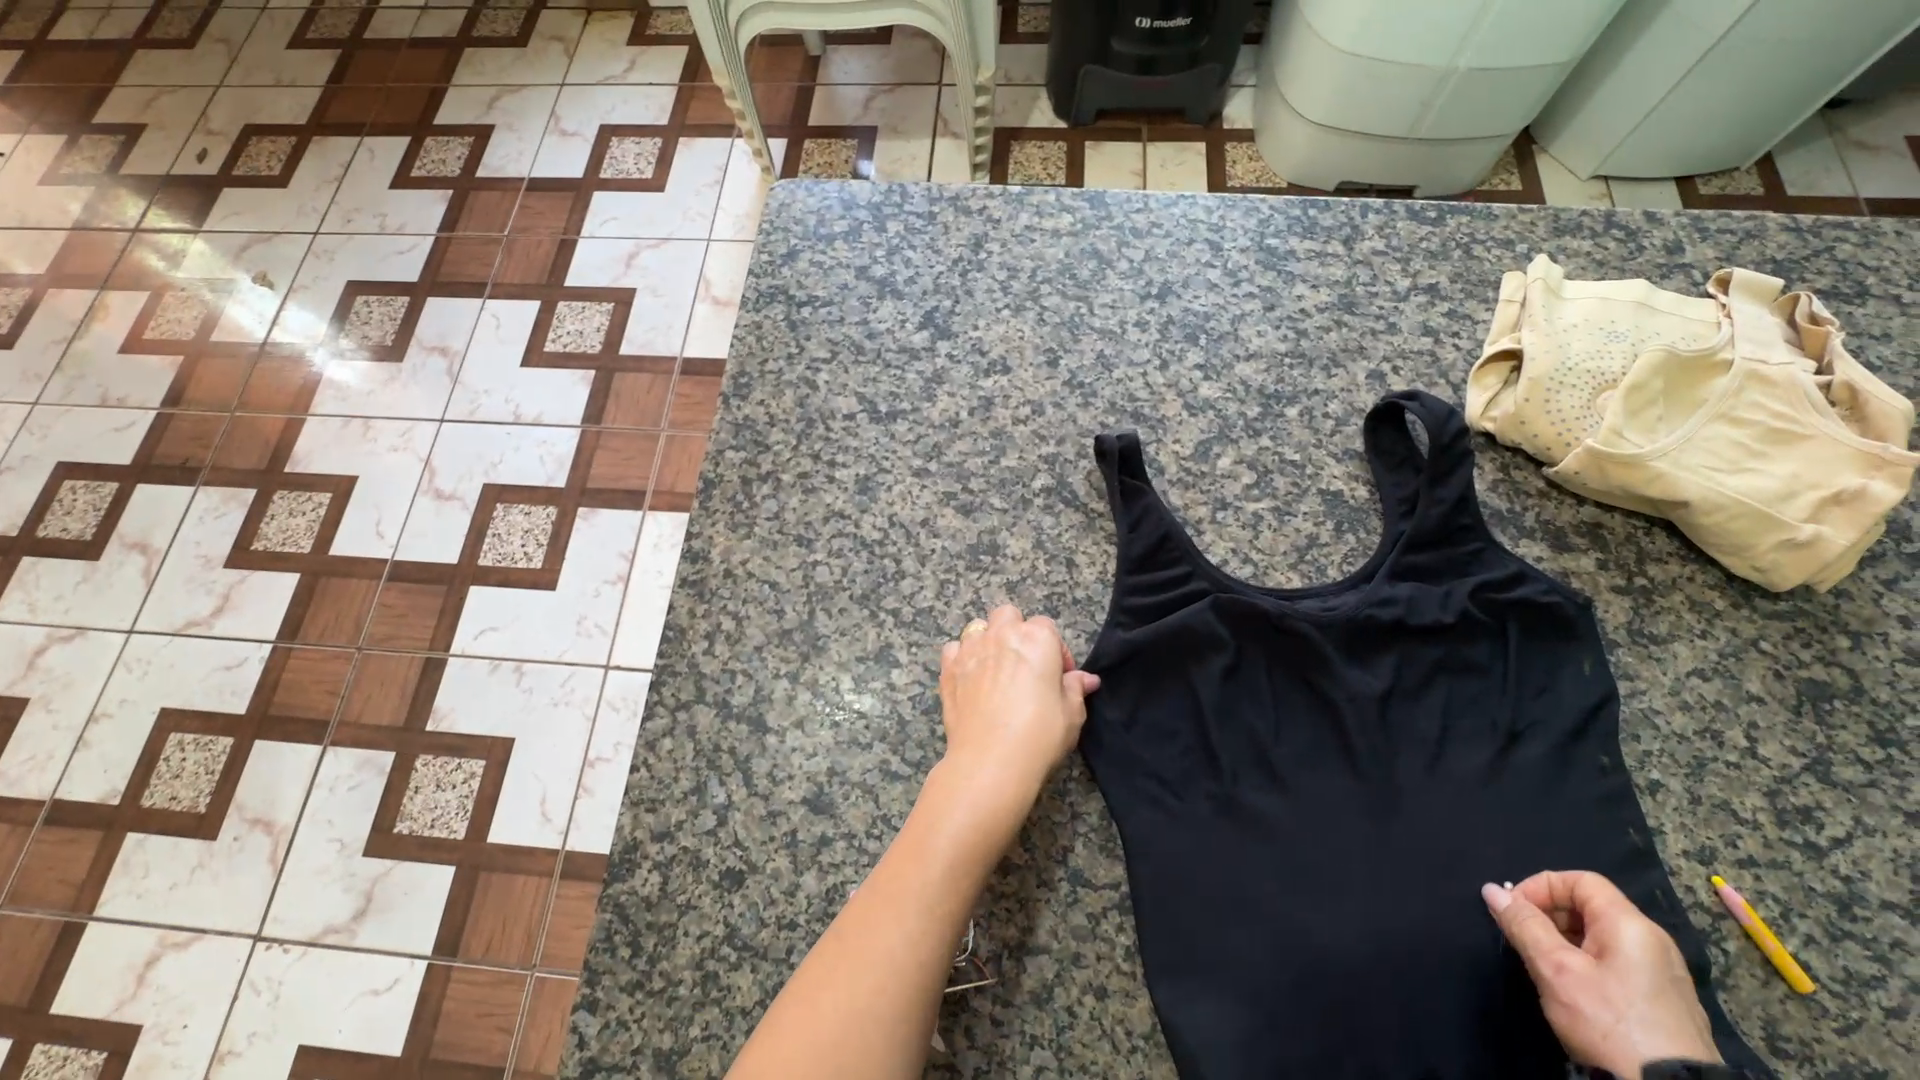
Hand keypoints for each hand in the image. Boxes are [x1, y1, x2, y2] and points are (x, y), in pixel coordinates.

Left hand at [937, 605, 1100, 805]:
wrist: (990, 760)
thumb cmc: (1039, 734)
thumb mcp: (1071, 714)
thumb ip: (1075, 689)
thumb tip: (1087, 679)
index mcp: (1036, 639)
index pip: (1047, 627)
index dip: (1055, 651)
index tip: (1058, 677)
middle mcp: (1001, 635)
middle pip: (1008, 615)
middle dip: (1017, 632)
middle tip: (1025, 665)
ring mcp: (970, 650)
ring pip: (977, 628)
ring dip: (987, 641)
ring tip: (996, 670)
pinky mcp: (948, 669)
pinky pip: (953, 649)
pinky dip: (961, 658)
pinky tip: (970, 679)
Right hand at [1484, 872, 1720, 1077]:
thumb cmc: (1608, 1021)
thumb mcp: (1555, 970)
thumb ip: (1524, 926)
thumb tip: (1492, 890)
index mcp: (1629, 924)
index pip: (1580, 880)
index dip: (1540, 887)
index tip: (1513, 911)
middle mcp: (1652, 940)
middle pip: (1591, 907)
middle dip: (1549, 915)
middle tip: (1522, 940)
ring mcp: (1663, 972)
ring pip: (1601, 937)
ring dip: (1565, 941)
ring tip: (1543, 967)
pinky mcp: (1665, 1000)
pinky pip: (1617, 963)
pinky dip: (1587, 963)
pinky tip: (1574, 991)